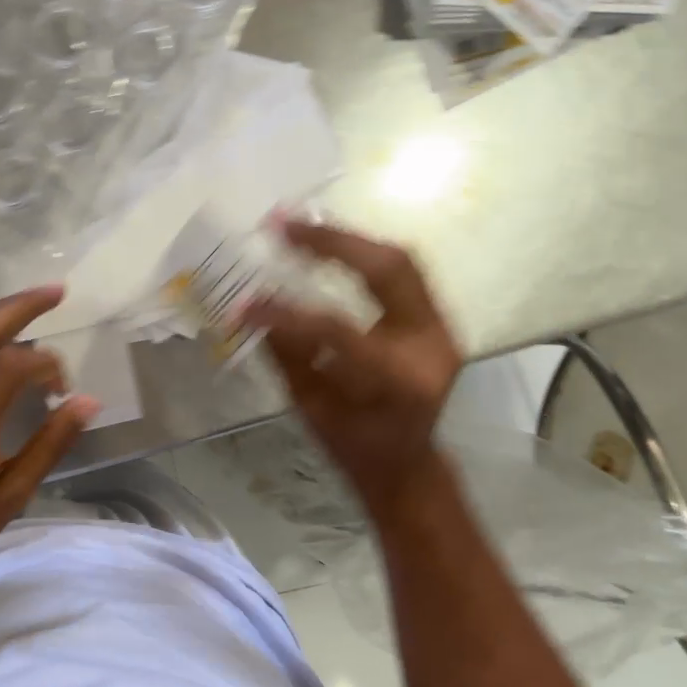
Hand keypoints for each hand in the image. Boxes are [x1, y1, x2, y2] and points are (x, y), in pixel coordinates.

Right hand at [241, 218, 461, 510]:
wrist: (405, 461)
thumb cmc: (353, 445)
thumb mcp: (312, 410)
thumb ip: (289, 358)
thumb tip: (255, 314)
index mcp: (397, 379)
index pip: (339, 329)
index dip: (288, 312)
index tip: (244, 303)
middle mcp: (431, 343)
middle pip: (390, 270)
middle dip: (332, 242)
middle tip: (280, 226)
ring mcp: (442, 326)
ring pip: (401, 261)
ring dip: (348, 239)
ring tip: (299, 225)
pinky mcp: (436, 316)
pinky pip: (401, 272)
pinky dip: (361, 253)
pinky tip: (326, 242)